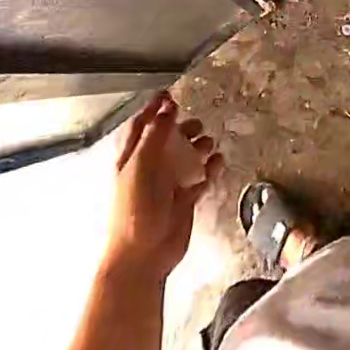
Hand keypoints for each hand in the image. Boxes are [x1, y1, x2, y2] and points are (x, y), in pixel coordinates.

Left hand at [103, 94, 221, 283]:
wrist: (143, 256)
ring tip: (209, 141)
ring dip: (198, 146)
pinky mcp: (184, 199)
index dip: (154, 108)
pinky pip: (200, 178)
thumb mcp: (141, 165)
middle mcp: (149, 168)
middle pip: (167, 139)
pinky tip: (218, 161)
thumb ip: (156, 135)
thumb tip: (169, 107)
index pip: (142, 125)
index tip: (169, 93)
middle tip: (196, 122)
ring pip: (185, 156)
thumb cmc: (135, 209)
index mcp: (131, 158)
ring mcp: (167, 184)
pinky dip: (210, 168)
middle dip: (181, 127)